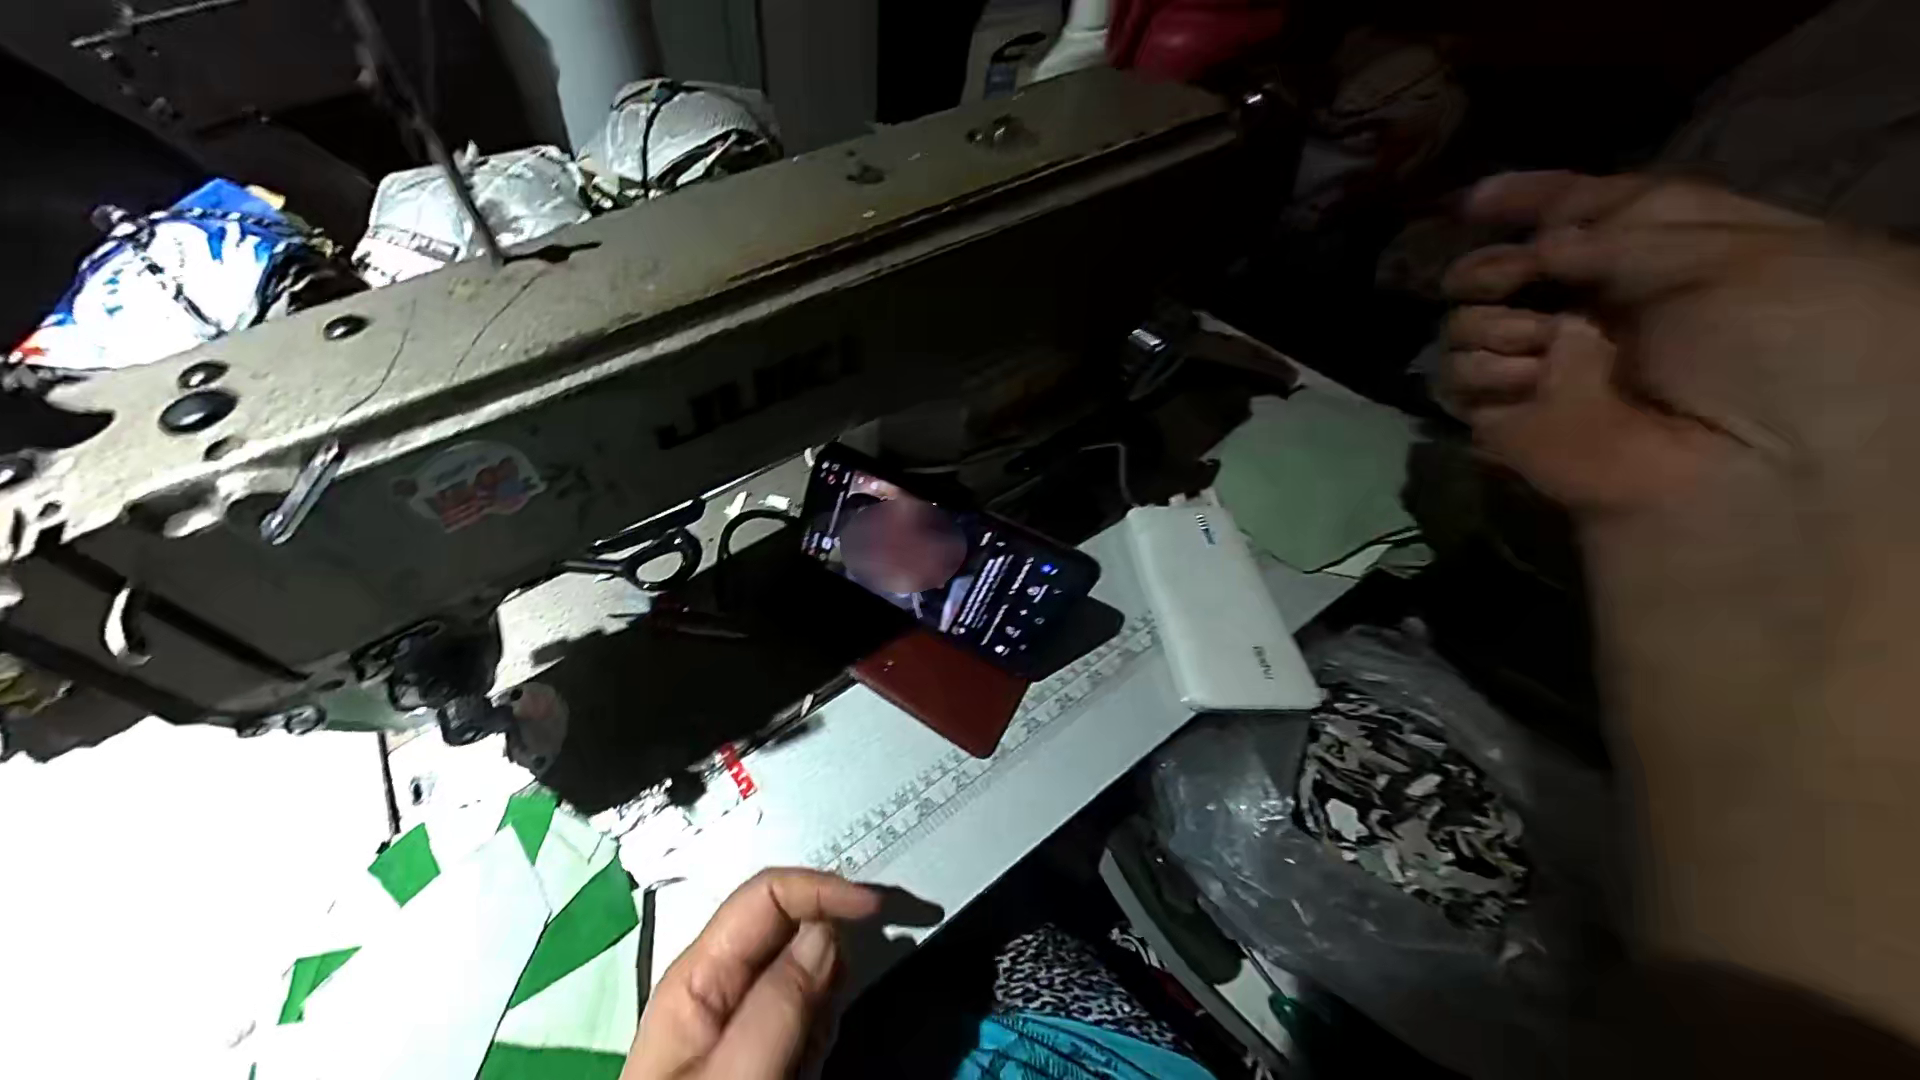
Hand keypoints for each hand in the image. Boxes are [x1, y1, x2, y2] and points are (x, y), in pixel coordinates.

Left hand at [622, 869, 880, 1079]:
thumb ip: (780, 1003)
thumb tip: (827, 928)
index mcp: (701, 974)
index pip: (767, 894)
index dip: (823, 889)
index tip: (879, 909)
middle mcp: (721, 980)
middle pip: (792, 924)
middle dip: (828, 955)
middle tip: (827, 1023)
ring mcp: (742, 1011)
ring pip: (808, 967)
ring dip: (825, 1002)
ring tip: (803, 1066)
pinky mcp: (761, 1039)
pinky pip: (810, 1008)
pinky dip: (821, 1029)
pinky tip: (804, 1070)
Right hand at [1442, 171, 1919, 523]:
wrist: (1740, 469)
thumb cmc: (1780, 349)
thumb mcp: (1739, 256)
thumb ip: (1625, 233)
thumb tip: (1538, 244)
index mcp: (1666, 261)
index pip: (1586, 213)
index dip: (1532, 197)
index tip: (1474, 199)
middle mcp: (1597, 311)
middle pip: (1508, 265)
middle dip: (1493, 263)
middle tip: (1504, 277)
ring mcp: (1543, 365)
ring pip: (1466, 319)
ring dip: (1491, 321)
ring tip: (1536, 345)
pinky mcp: (1500, 412)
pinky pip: (1455, 375)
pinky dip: (1483, 371)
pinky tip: (1526, 382)